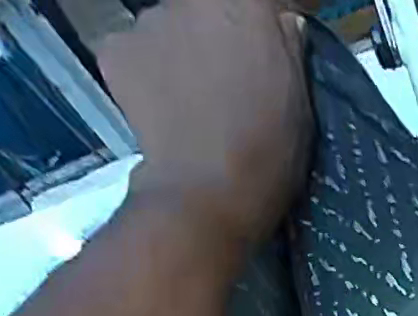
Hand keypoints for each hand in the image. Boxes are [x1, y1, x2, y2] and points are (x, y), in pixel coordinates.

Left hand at [99, 0, 311, 247]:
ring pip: (173, 28)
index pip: (263, 1)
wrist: (208, 193)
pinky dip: (154, 73)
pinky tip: (170, 108)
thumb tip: (282, 22)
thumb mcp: (303, 105)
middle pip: (211, 9)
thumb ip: (290, 50)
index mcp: (245, 6)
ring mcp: (146, 22)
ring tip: (201, 101)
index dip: (271, 21)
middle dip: (223, 35)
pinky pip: (139, 51)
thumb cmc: (270, 154)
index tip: (280, 39)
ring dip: (187, 52)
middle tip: (237, 81)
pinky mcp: (115, 50)